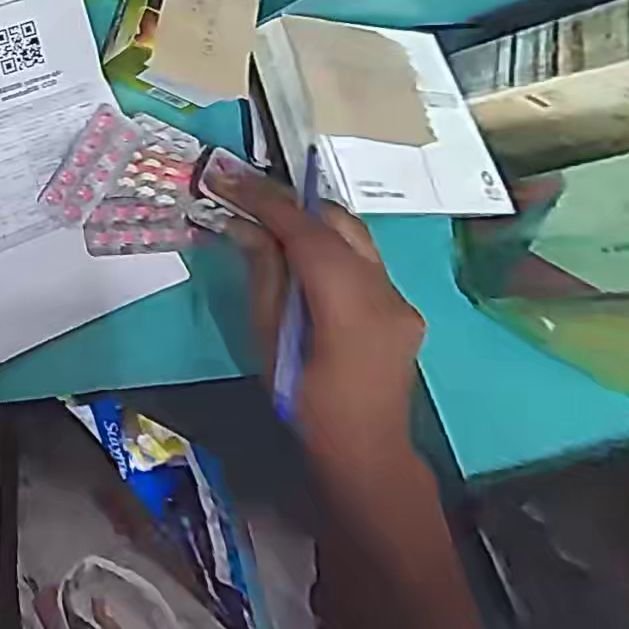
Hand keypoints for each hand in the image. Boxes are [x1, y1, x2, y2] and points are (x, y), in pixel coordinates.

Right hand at [201, 153, 424, 475]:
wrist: (364, 448)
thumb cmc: (303, 400)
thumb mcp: (270, 337)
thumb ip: (264, 275)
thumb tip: (246, 227)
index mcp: (352, 308)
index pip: (309, 235)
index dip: (266, 201)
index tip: (227, 179)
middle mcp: (387, 294)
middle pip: (337, 223)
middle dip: (286, 200)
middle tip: (240, 190)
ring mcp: (400, 298)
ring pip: (353, 234)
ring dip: (306, 217)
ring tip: (261, 210)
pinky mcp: (399, 303)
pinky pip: (359, 255)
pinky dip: (323, 239)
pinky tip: (293, 246)